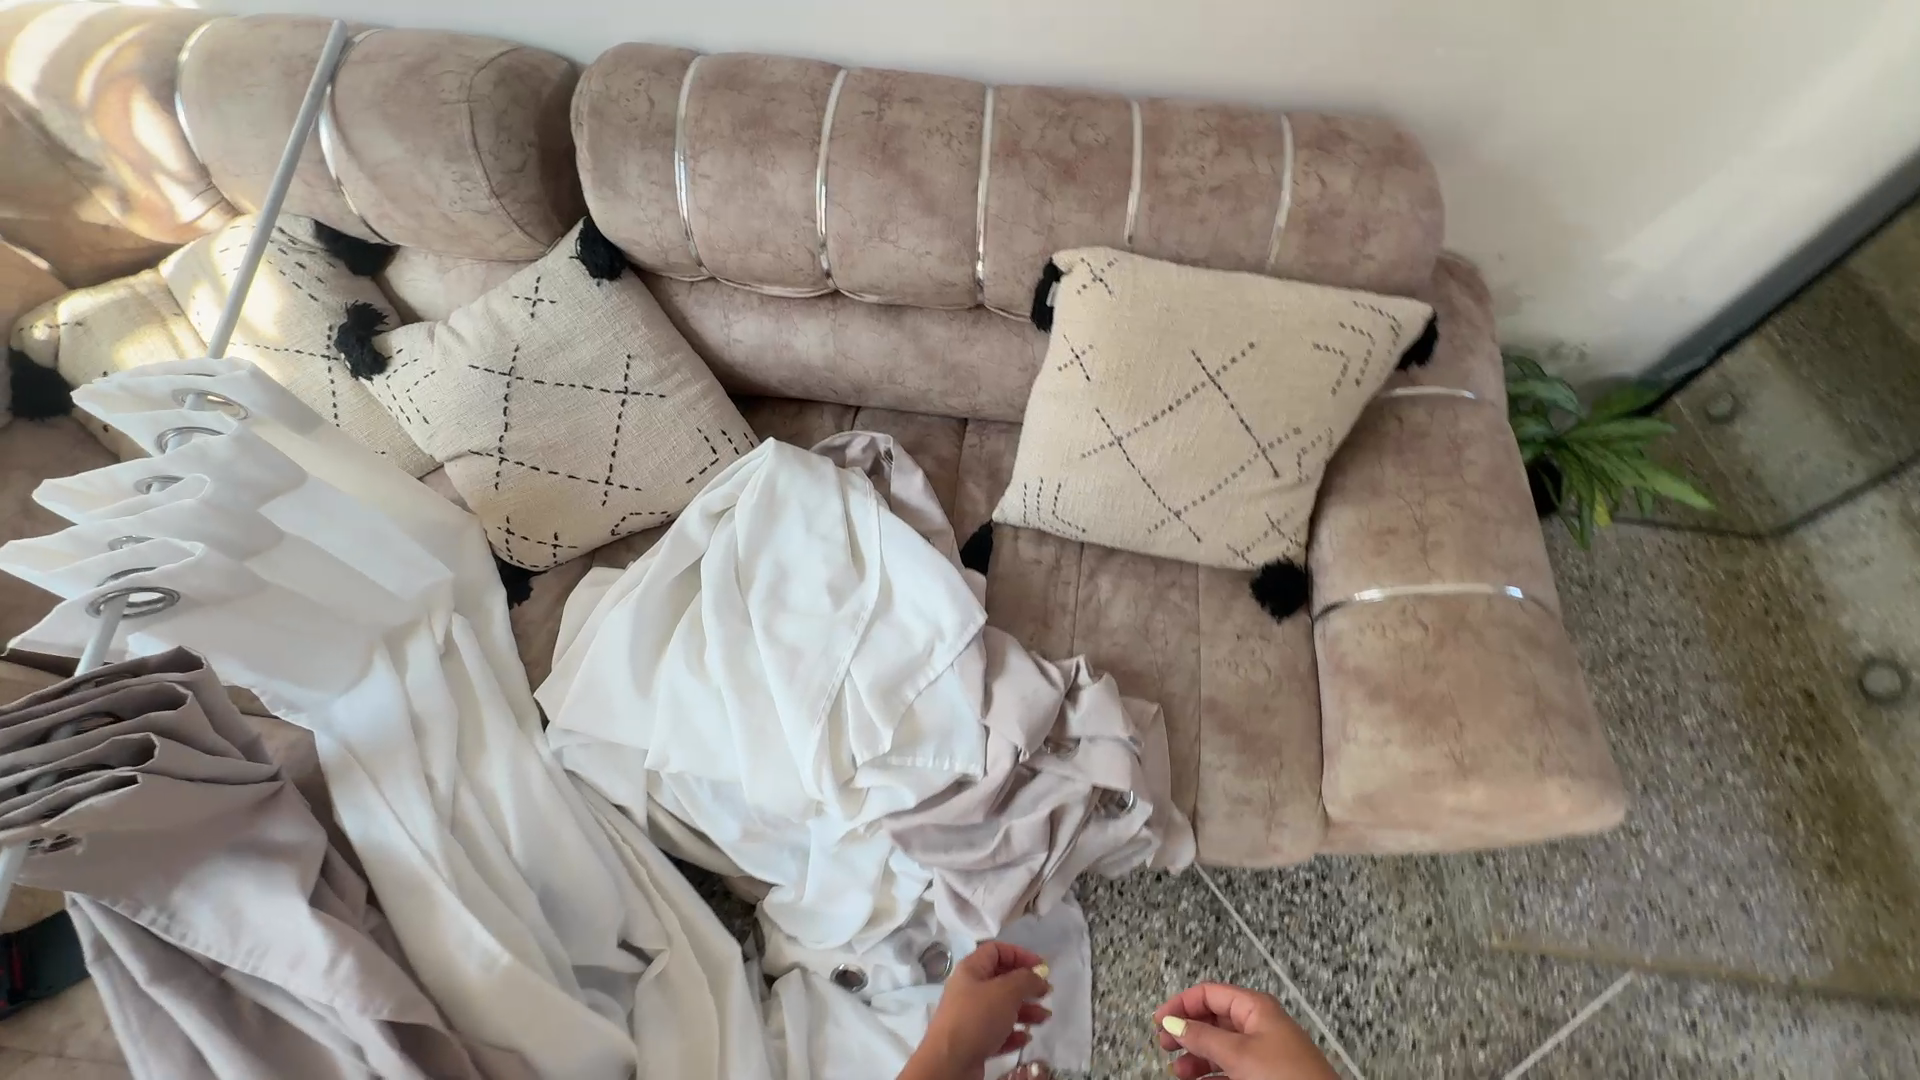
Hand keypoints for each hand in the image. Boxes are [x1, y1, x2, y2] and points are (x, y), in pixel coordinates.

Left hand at [900, 942, 1052, 1079]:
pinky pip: (997, 1032)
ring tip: (1044, 1018)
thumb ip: (1025, 979)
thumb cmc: (977, 1018)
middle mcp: (969, 989)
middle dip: (1026, 986)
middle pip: (1002, 980)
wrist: (949, 1064)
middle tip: (1046, 993)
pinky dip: (1013, 1033)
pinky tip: (1025, 1038)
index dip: (1020, 954)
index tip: (1041, 967)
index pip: (996, 950)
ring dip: (1025, 1011)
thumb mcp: (1005, 992)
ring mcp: (970, 1017)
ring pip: (1002, 1008)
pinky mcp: (973, 1041)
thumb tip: (1038, 976)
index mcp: (971, 969)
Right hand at [1154, 983, 1338, 1079]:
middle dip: (1188, 1031)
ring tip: (1178, 1071)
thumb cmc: (1285, 1077)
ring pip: (1222, 1046)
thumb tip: (1173, 1021)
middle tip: (1164, 1045)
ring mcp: (1265, 1050)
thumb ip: (1202, 1036)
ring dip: (1197, 1056)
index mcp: (1254, 1006)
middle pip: (1214, 1018)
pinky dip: (1214, 1074)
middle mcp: (1259, 1023)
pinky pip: (1233, 1067)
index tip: (1159, 1022)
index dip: (1181, 1005)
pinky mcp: (1269, 1075)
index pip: (1208, 993)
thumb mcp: (1238, 1054)